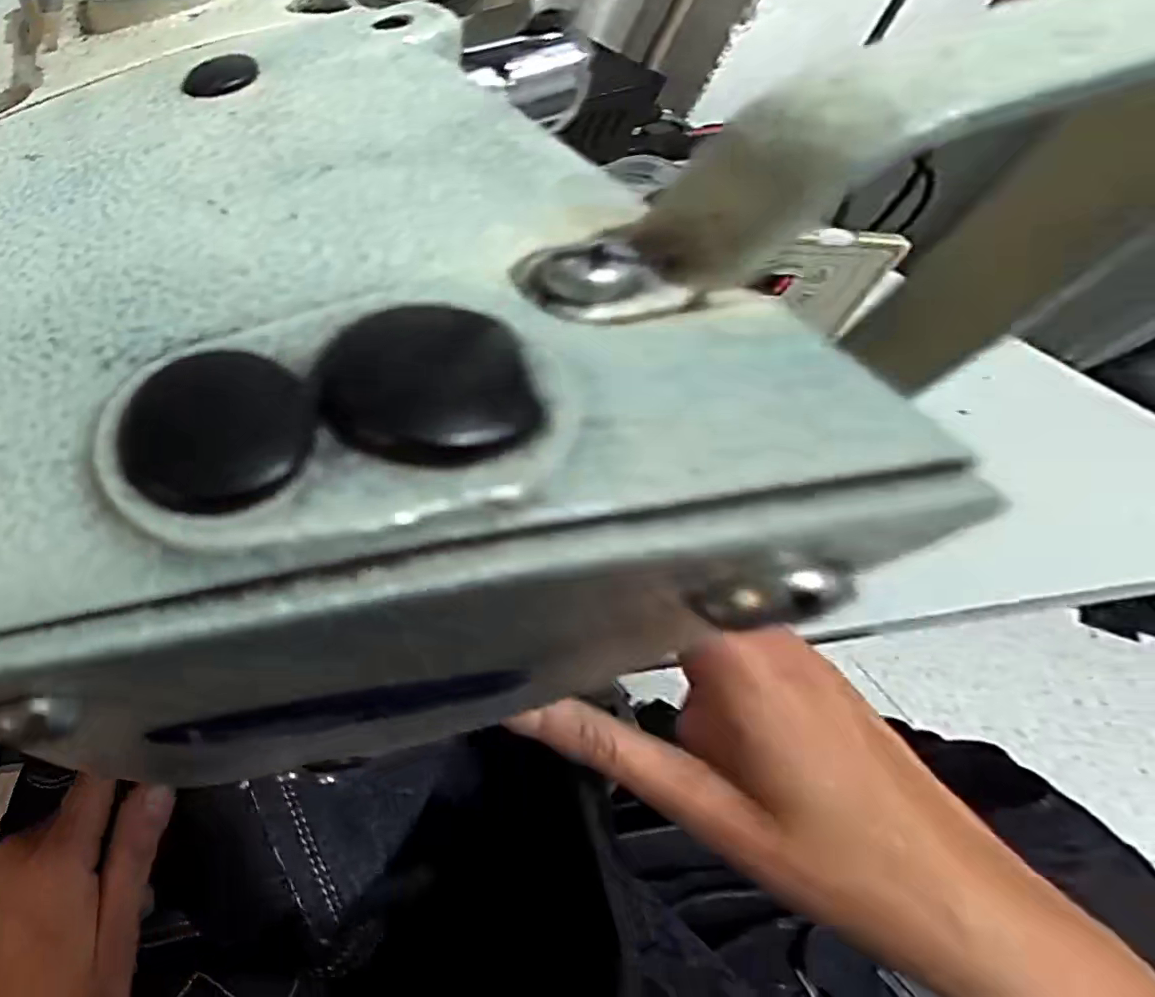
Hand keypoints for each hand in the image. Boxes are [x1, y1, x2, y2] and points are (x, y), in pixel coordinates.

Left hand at [0, 773, 174, 996]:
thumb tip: (158, 784)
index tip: (150, 753)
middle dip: (110, 825)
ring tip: (103, 899)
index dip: (124, 760)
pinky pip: (36, 849)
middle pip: (79, 806)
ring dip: (85, 847)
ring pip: (59, 828)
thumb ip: (134, 853)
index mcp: (55, 851)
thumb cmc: (70, 996)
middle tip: (134, 874)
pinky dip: (59, 863)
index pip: (95, 775)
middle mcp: (20, 842)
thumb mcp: (116, 934)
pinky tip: (72, 907)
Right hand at [507, 627, 1154, 996]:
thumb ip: (599, 743)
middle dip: (610, 619)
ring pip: (690, 611)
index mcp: (743, 659)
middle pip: (659, 593)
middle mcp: (775, 638)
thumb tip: (526, 709)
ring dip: (650, 637)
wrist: (962, 906)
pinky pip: (724, 631)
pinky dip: (689, 655)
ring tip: (627, 674)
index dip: (585, 583)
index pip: (641, 580)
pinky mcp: (807, 665)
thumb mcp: (696, 803)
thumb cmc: (849, 863)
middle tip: (568, 646)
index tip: (545, 598)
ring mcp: (797, 647)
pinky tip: (692, 702)